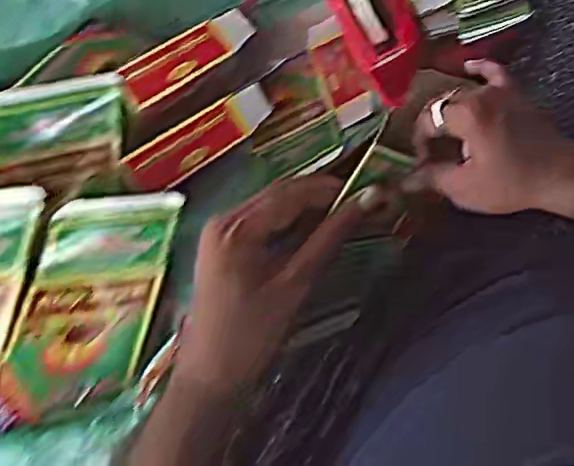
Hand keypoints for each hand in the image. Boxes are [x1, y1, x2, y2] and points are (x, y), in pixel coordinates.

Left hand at [172, 175, 371, 395]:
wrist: (207, 385)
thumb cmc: (249, 338)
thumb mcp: (295, 285)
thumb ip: (330, 237)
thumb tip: (366, 201)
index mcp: (236, 228)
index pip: (292, 192)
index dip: (331, 188)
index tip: (366, 191)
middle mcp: (224, 219)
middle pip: (282, 193)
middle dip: (322, 194)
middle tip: (359, 201)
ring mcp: (221, 231)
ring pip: (275, 203)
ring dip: (309, 206)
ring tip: (343, 213)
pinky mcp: (225, 243)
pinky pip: (265, 218)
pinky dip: (292, 219)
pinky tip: (315, 228)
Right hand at [410, 59, 573, 215]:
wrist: (558, 173)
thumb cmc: (512, 182)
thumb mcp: (466, 187)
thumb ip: (433, 177)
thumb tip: (407, 177)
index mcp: (466, 114)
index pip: (428, 121)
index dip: (419, 143)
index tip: (422, 163)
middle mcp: (481, 94)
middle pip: (443, 104)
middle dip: (433, 127)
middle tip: (432, 153)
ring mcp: (500, 90)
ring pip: (464, 91)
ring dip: (450, 108)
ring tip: (445, 131)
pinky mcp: (516, 92)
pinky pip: (494, 72)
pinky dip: (480, 68)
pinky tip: (469, 66)